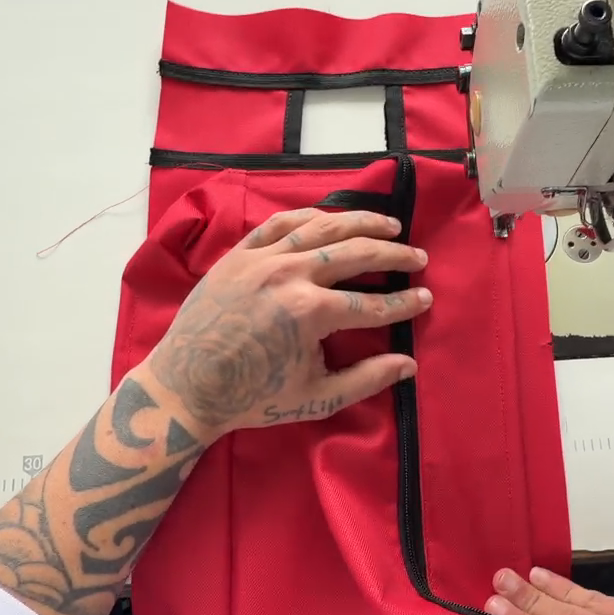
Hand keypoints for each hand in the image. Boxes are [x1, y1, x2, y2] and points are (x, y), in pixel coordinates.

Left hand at [146, 207, 432, 436]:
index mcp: (311, 313)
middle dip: (394, 254)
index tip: (426, 298)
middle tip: (417, 257)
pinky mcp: (239, 253)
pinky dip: (310, 216)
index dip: (405, 303)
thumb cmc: (252, 397)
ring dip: (361, 222)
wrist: (187, 386)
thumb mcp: (316, 398)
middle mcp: (290, 275)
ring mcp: (262, 258)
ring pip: (322, 226)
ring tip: (388, 224)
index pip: (373, 303)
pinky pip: (280, 223)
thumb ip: (366, 379)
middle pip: (356, 252)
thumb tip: (409, 365)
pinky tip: (331, 217)